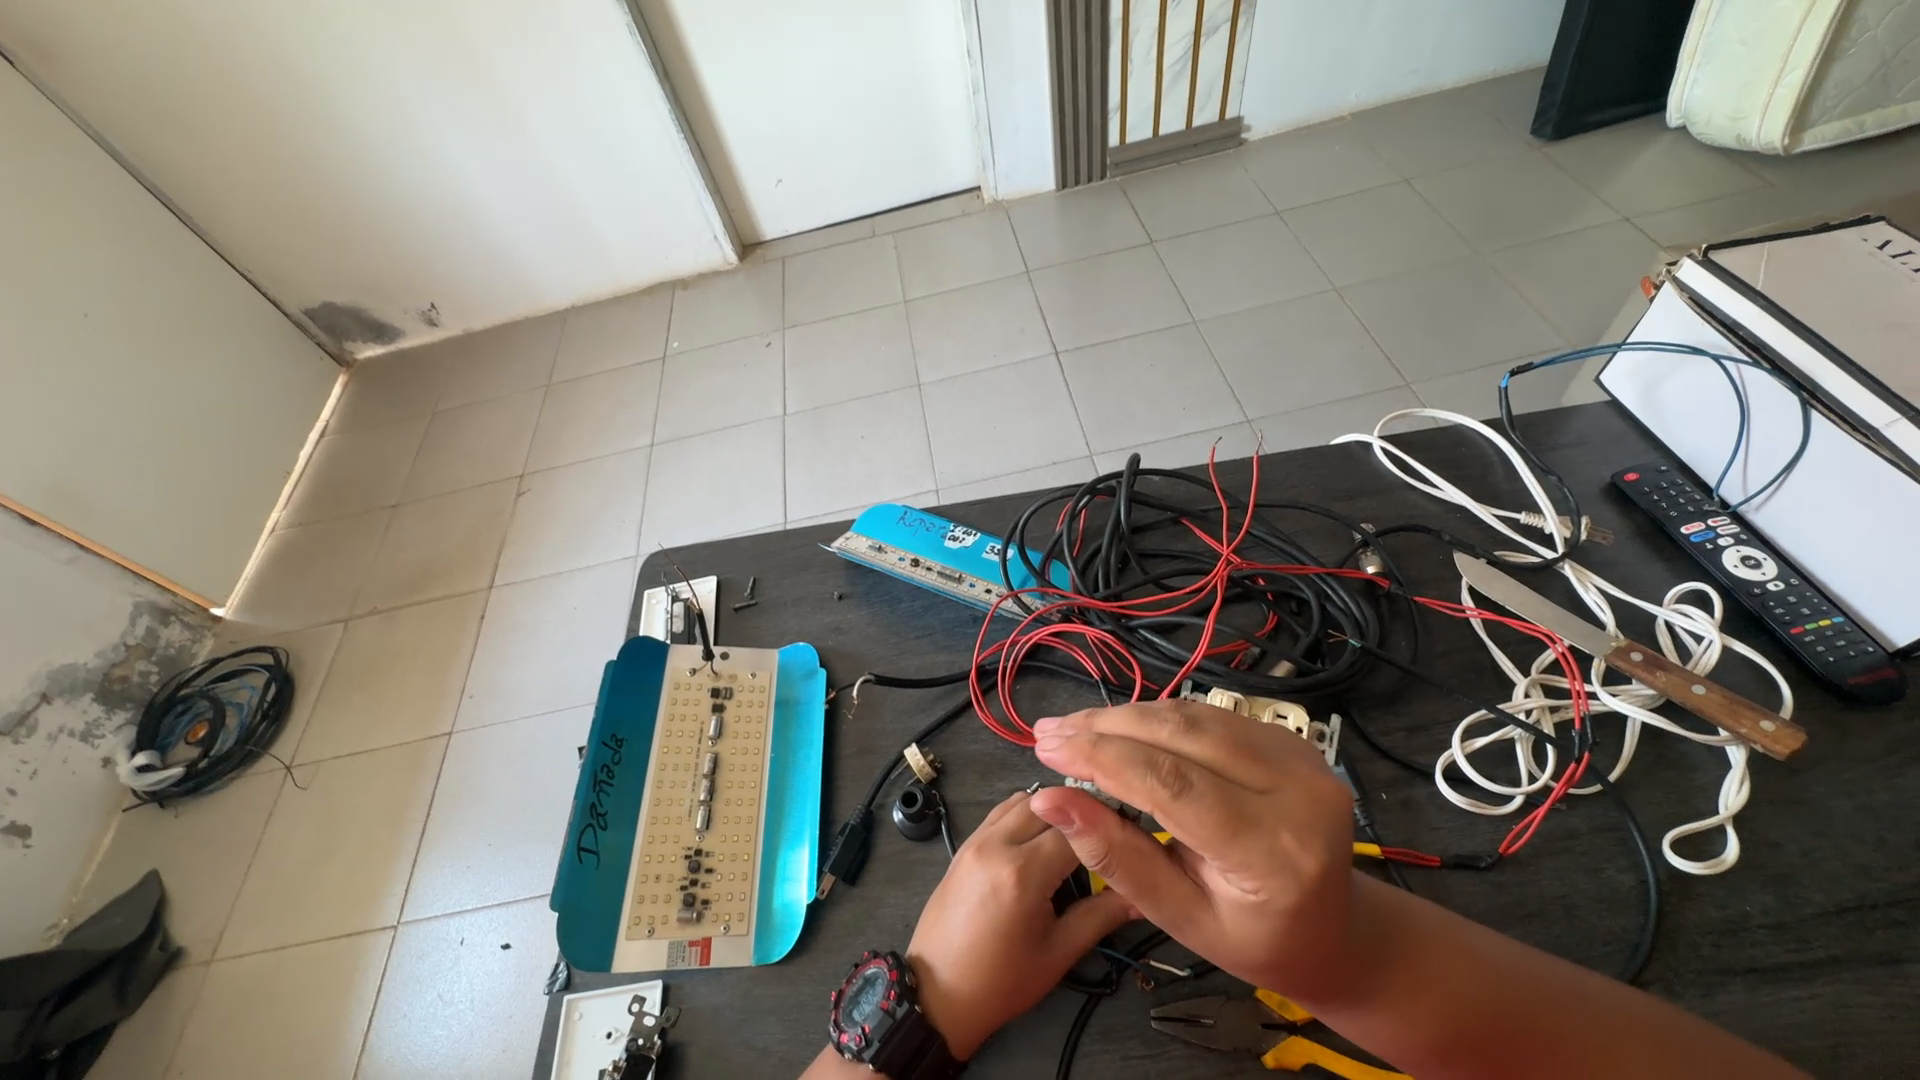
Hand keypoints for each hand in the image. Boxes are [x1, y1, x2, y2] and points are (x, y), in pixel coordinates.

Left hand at [903, 791, 1134, 1058]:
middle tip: (1103, 839)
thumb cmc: (1001, 981)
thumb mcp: (1058, 953)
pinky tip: (1040, 842)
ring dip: (1052, 811)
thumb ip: (1101, 916)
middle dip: (1080, 816)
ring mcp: (976, 840)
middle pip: (1050, 804)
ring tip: (1073, 840)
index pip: (1076, 829)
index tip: (1126, 840)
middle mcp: (997, 844)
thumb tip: (1143, 896)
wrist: (936, 994)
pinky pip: (1001, 812)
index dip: (1105, 831)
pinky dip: (1025, 815)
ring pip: (1023, 800)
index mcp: (1023, 872)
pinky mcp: (964, 844)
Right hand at [1027, 701, 1357, 999]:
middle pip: (1182, 735)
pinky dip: (1155, 718)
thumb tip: (1051, 802)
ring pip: (1192, 715)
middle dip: (1105, 727)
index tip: (1046, 748)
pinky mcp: (1289, 739)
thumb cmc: (1255, 939)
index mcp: (1275, 850)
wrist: (1336, 928)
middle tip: (1047, 732)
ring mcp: (1300, 755)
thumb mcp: (1181, 918)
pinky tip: (1117, 727)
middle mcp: (1298, 789)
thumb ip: (1117, 857)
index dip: (1102, 758)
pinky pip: (1208, 715)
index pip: (1172, 784)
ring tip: (1072, 728)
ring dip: (1125, 716)